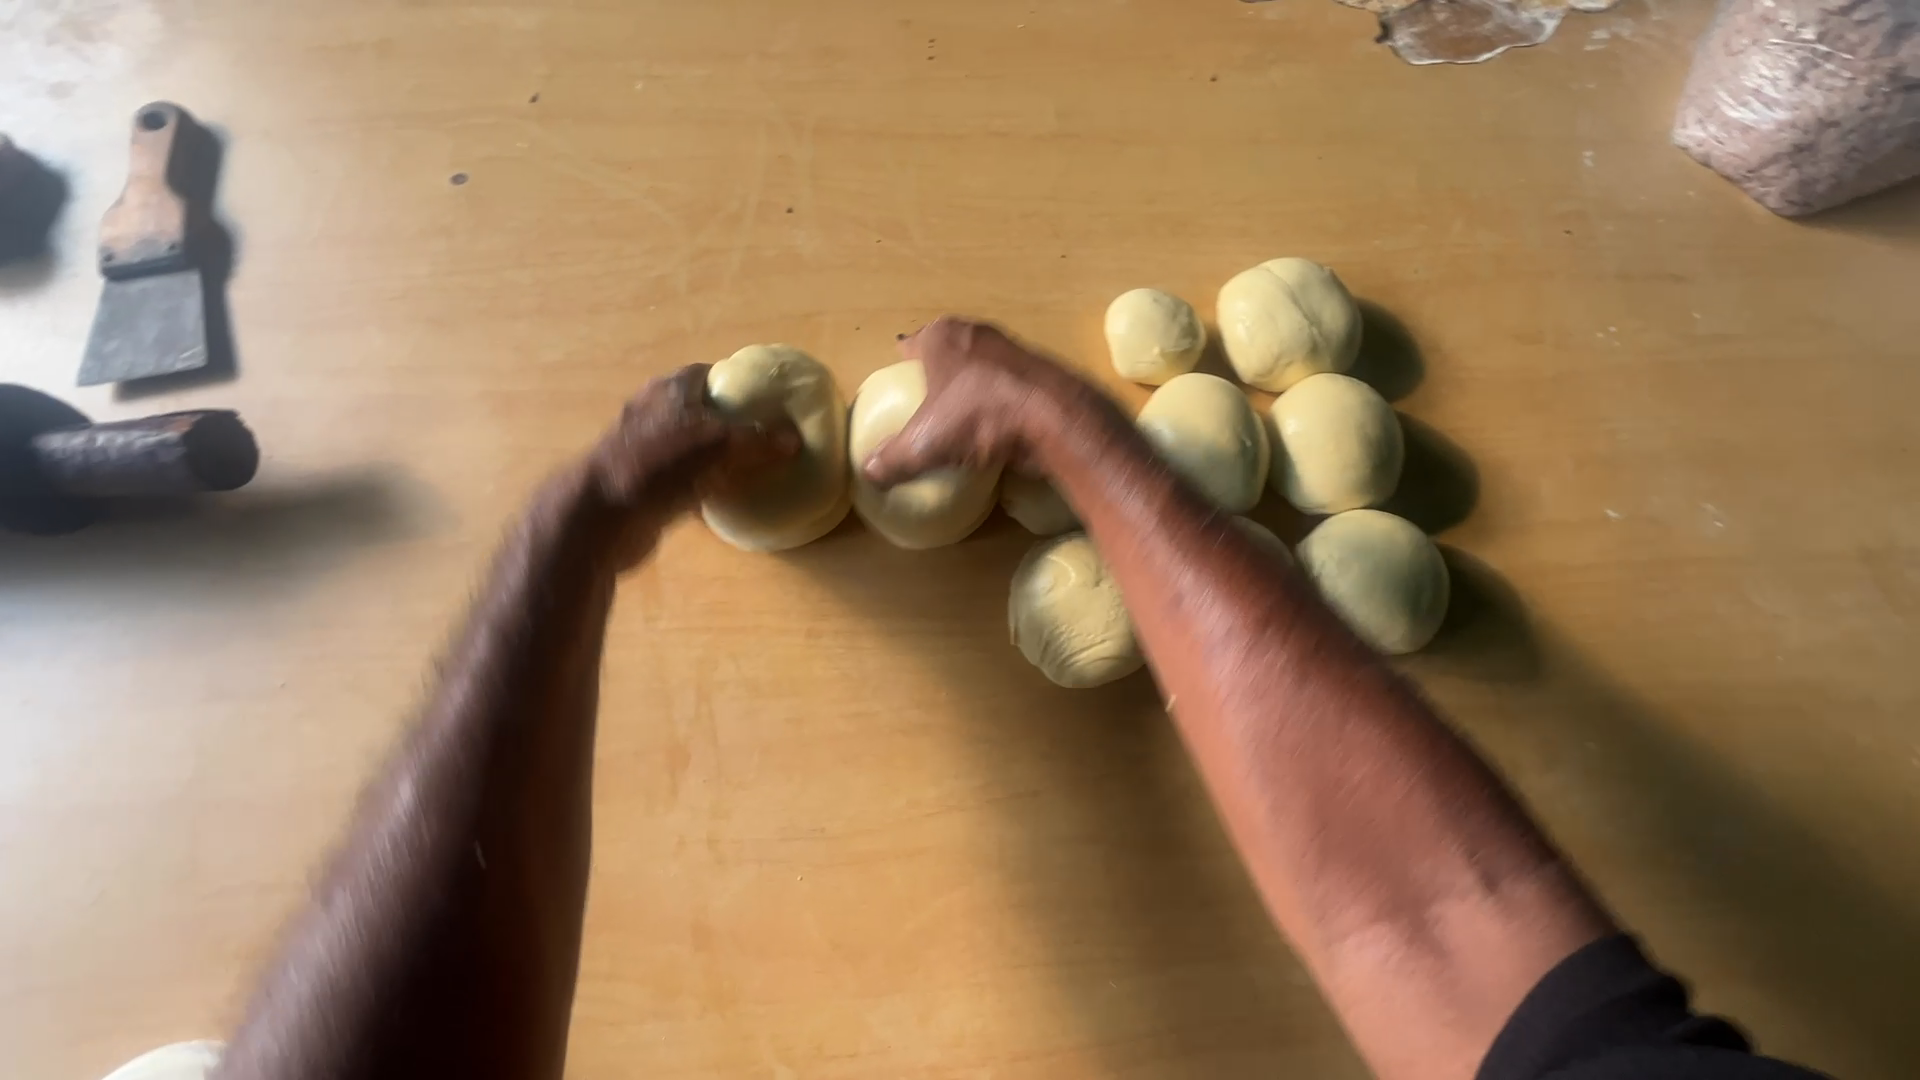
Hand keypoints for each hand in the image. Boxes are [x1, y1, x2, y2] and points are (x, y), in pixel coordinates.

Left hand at [586, 364, 797, 544]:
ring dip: (717, 457)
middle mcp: (654, 414)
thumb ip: (759, 440)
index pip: (708, 374)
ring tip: (753, 467)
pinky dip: (705, 488)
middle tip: (765, 435)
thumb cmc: (660, 465)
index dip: (736, 382)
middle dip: (730, 421)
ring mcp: (646, 452)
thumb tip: (794, 438)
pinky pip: (685, 482)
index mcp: (669, 391)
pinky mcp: (644, 486)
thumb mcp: (720, 445)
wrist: (605, 516)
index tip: (765, 399)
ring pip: (692, 448)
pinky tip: (727, 501)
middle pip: (699, 411)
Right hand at [862, 317, 1095, 486]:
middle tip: (925, 405)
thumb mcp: (926, 443)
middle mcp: (977, 333)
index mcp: (943, 336)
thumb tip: (869, 474)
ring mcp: (1012, 351)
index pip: (912, 344)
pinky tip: (993, 431)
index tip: (898, 383)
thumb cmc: (979, 414)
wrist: (1054, 417)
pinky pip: (1007, 390)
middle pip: (948, 354)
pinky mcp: (1038, 376)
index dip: (903, 363)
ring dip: (971, 390)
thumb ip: (894, 458)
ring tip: (959, 420)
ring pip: (980, 370)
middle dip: (937, 375)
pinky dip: (998, 406)